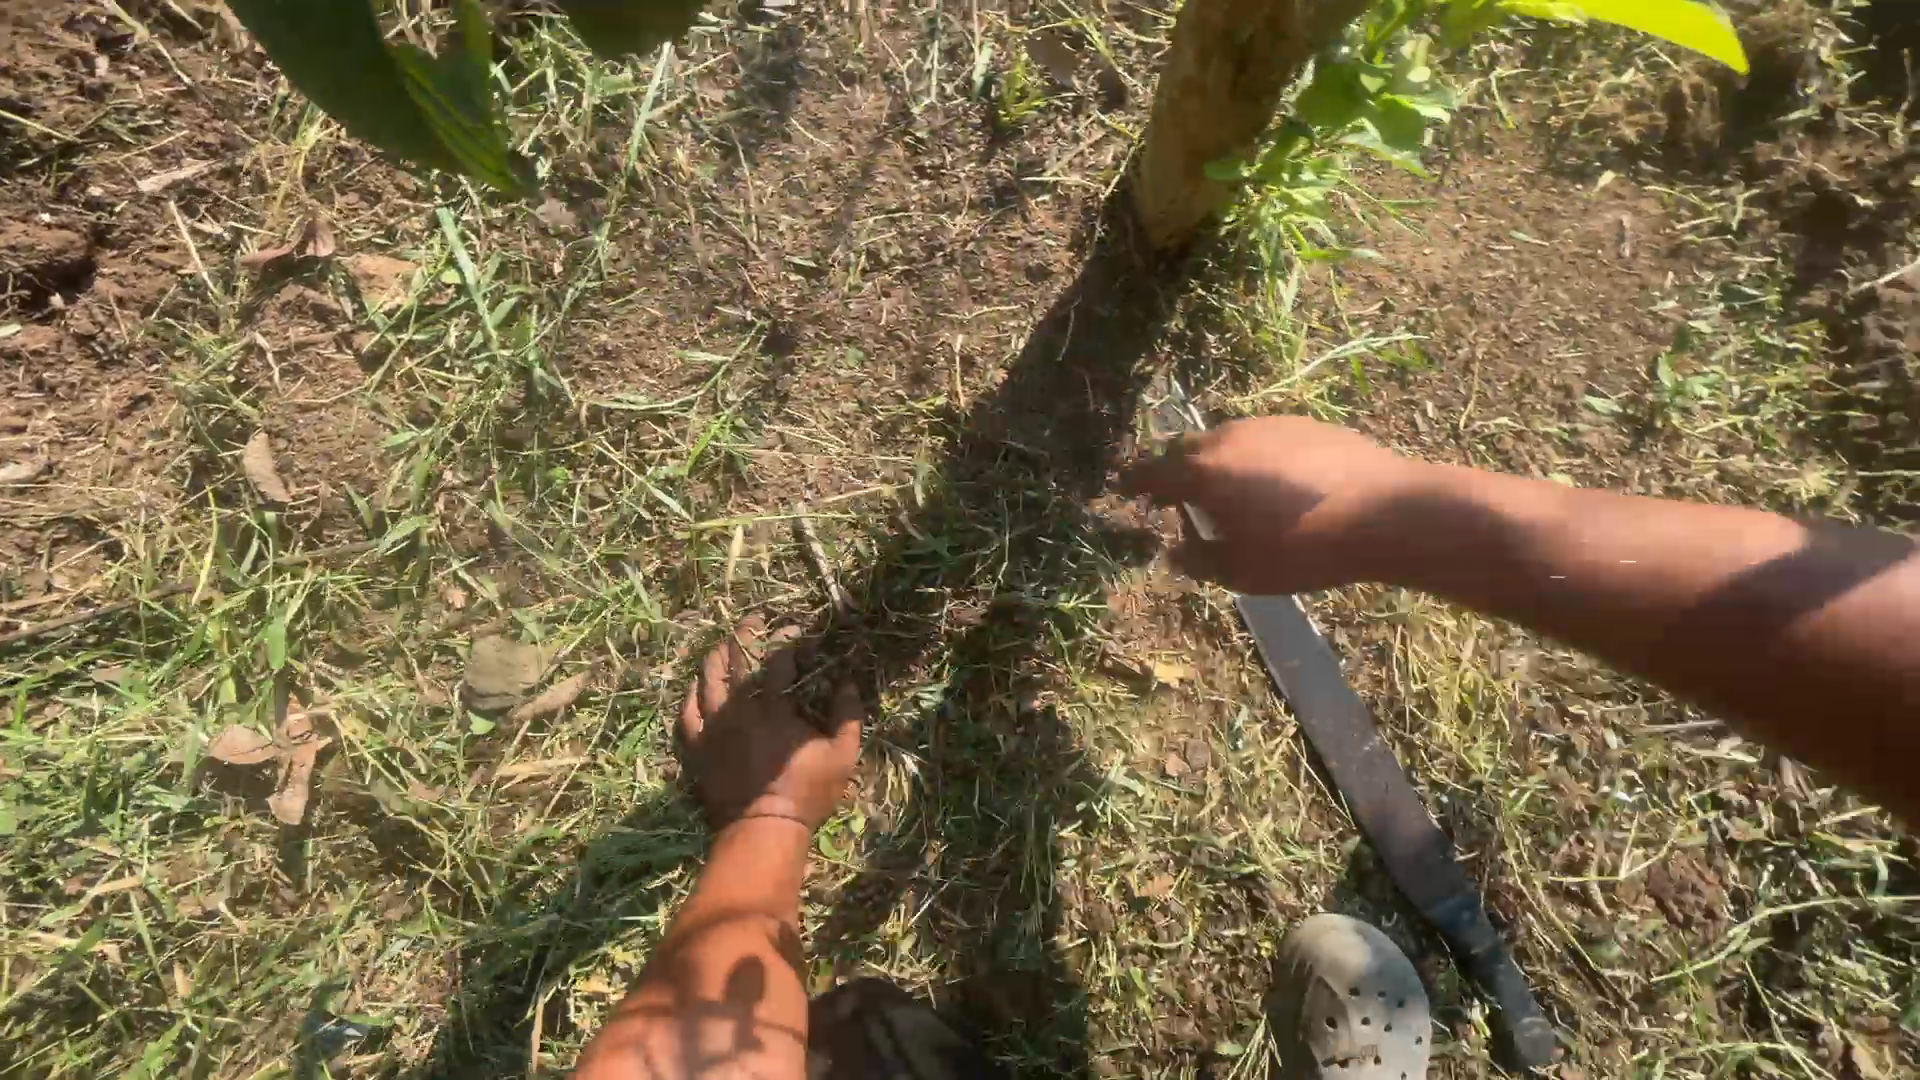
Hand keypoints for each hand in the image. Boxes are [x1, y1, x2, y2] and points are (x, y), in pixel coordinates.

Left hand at [678, 617, 862, 832]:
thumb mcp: (842, 754)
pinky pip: (686, 712)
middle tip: (754, 621)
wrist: (763, 831)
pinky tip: (696, 685)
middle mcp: (739, 709)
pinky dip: (691, 693)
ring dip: (717, 656)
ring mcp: (713, 727)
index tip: (795, 632)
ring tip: (725, 644)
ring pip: (708, 679)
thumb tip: (850, 682)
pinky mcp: (697, 748)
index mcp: (774, 708)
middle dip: (747, 634)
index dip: (786, 640)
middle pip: (737, 660)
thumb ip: (848, 715)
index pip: (778, 660)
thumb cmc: (807, 792)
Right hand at [1121, 416, 1435, 593]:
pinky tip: (1277, 485)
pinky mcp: (1300, 422)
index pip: (1148, 473)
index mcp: (1201, 474)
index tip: (1124, 489)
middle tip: (1182, 502)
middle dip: (1174, 473)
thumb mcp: (1240, 571)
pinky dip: (1252, 457)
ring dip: (1215, 464)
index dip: (1132, 483)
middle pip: (1183, 450)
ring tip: (1234, 496)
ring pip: (1222, 440)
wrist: (1387, 514)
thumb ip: (1197, 561)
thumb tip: (1175, 552)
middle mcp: (1225, 439)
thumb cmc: (1302, 550)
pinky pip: (1259, 438)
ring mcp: (1264, 425)